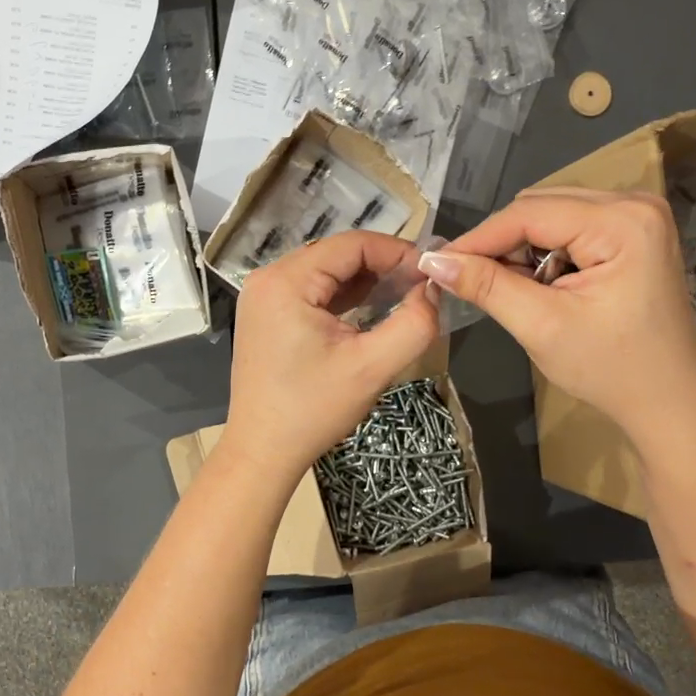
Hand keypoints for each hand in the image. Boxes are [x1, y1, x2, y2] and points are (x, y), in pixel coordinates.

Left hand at [221, 231, 439, 476]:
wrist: (263, 451)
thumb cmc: (313, 410)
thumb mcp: (373, 367)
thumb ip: (414, 324)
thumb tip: (434, 290)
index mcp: (286, 282)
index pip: (352, 244)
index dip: (397, 252)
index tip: (431, 274)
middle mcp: (268, 279)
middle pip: (336, 255)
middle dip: (382, 267)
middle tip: (420, 289)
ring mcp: (262, 298)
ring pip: (325, 273)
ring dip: (363, 282)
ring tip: (402, 299)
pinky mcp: (265, 316)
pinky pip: (311, 292)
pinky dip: (342, 298)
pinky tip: (370, 312)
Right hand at [415, 188, 695, 436]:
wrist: (667, 401)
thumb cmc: (610, 369)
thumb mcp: (542, 327)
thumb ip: (488, 287)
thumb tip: (432, 261)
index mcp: (622, 221)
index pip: (529, 213)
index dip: (478, 238)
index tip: (435, 264)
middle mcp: (635, 204)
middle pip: (541, 207)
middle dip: (502, 244)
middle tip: (471, 283)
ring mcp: (638, 217)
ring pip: (552, 217)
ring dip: (522, 251)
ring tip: (511, 291)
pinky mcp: (634, 235)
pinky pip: (571, 229)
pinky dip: (545, 255)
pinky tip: (539, 288)